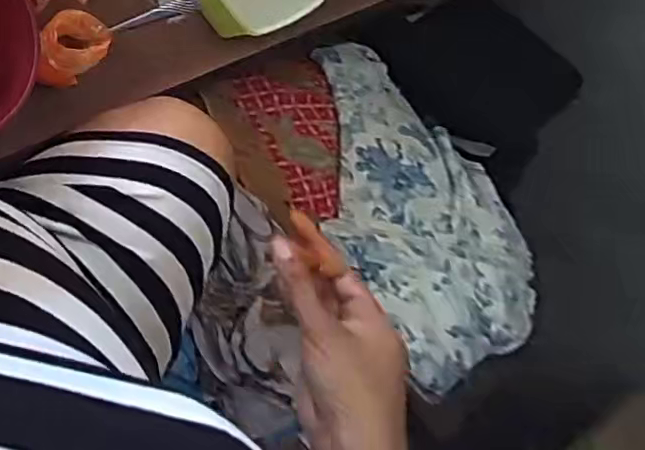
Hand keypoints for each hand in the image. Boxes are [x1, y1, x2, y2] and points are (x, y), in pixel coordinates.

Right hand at [271, 235, 408, 449]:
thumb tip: (279, 240)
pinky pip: (308, 318)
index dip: (317, 244)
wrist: (349, 441)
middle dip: (305, 259)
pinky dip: (292, 300)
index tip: (292, 217)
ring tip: (270, 251)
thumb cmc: (347, 383)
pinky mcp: (324, 357)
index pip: (342, 272)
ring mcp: (343, 345)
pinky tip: (275, 288)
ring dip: (297, 278)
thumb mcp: (321, 329)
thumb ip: (298, 285)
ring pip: (318, 301)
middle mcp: (361, 329)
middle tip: (275, 230)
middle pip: (331, 285)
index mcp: (373, 321)